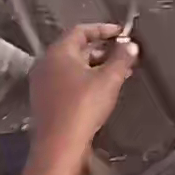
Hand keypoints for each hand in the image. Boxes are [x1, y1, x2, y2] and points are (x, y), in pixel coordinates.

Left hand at [29, 23, 137, 153]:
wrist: (60, 145)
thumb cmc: (83, 107)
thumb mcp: (109, 79)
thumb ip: (122, 58)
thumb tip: (131, 45)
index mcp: (59, 53)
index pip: (81, 30)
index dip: (103, 29)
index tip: (122, 33)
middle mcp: (46, 64)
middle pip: (76, 47)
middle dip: (103, 49)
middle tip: (124, 52)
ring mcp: (44, 82)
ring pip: (73, 65)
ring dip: (97, 65)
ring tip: (120, 71)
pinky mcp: (46, 99)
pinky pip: (68, 80)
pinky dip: (87, 78)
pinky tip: (104, 88)